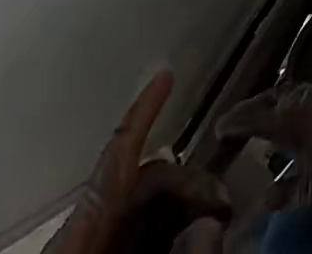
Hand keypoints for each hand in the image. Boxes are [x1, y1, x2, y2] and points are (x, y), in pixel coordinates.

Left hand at [46, 72, 229, 253]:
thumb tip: (211, 221)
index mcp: (84, 235)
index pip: (117, 159)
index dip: (142, 114)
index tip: (166, 76)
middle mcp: (94, 236)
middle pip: (149, 184)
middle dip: (193, 185)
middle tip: (228, 211)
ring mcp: (106, 252)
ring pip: (155, 213)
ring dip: (193, 212)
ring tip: (222, 232)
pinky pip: (153, 237)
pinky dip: (183, 233)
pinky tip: (204, 243)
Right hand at [215, 82, 311, 216]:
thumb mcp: (310, 188)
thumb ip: (286, 193)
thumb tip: (268, 198)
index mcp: (288, 117)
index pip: (255, 116)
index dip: (237, 121)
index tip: (221, 127)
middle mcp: (306, 98)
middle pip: (276, 99)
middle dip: (259, 108)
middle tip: (244, 118)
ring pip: (297, 96)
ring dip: (283, 106)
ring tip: (272, 119)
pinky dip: (305, 106)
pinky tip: (305, 118)